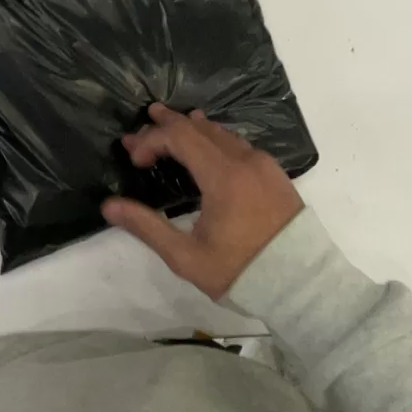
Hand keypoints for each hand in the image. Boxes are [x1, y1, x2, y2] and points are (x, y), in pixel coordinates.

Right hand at [102, 103, 302, 297]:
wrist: (302, 286)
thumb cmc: (240, 271)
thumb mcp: (185, 256)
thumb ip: (146, 226)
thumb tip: (109, 206)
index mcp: (224, 176)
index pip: (179, 137)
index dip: (150, 140)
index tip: (133, 161)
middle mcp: (246, 161)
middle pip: (199, 128)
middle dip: (165, 126)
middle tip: (140, 127)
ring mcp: (265, 166)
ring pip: (222, 133)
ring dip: (191, 130)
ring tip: (168, 126)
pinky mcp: (276, 175)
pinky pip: (239, 144)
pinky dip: (214, 139)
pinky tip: (206, 146)